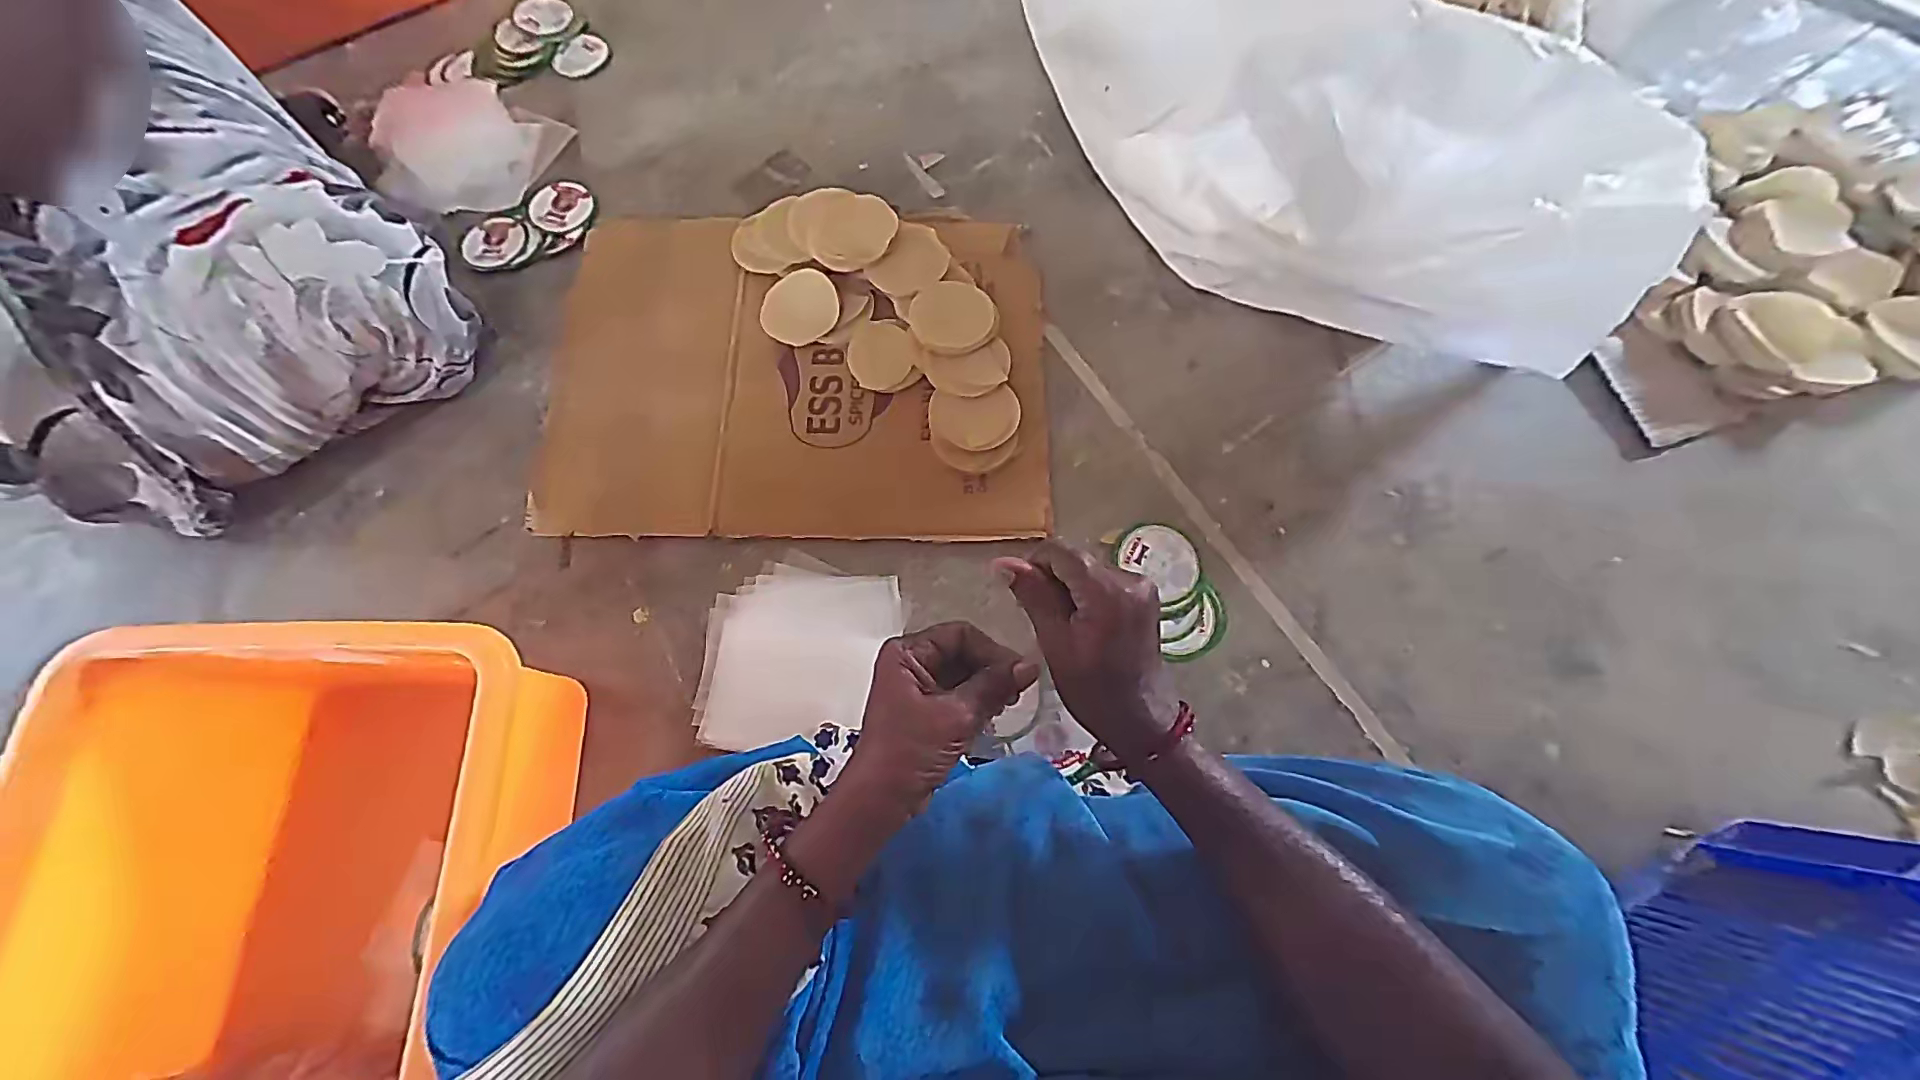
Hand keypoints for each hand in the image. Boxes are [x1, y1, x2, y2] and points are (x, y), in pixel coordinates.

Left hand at [839, 621, 1038, 815]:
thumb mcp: (956, 715)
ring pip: (963, 675)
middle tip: (1018, 692)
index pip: (959, 635)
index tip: (1019, 673)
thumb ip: (993, 686)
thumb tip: (1030, 666)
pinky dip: (978, 703)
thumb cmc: (910, 751)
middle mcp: (910, 663)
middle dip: (991, 670)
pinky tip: (994, 716)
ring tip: (1007, 705)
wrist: (880, 800)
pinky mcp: (925, 712)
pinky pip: (959, 696)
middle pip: (962, 653)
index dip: (991, 651)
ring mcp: (917, 688)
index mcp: (907, 652)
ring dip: (988, 688)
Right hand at [993, 540, 1180, 762]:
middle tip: (1044, 617)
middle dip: (1052, 579)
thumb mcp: (1055, 643)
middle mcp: (1130, 578)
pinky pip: (1104, 580)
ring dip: (1069, 587)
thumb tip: (1002, 563)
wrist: (1141, 717)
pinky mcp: (1145, 594)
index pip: (1060, 551)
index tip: (1025, 595)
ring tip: (1065, 624)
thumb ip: (1033, 596)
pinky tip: (1084, 623)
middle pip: (1076, 558)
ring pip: (1088, 568)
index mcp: (1107, 592)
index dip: (1034, 565)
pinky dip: (1087, 593)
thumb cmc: (1093, 690)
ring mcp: (1141, 585)